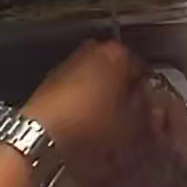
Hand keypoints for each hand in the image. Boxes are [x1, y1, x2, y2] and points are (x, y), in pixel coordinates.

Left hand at [22, 39, 140, 156]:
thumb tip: (143, 108)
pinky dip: (82, 100)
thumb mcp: (128, 126)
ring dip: (101, 94)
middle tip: (125, 115)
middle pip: (117, 68)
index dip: (144, 90)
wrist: (41, 136)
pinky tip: (82, 123)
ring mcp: (71, 62)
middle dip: (121, 89)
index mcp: (119, 54)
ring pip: (95, 76)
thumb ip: (142, 112)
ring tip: (103, 123)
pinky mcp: (52, 78)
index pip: (141, 67)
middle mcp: (95, 50)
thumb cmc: (88, 127)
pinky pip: (76, 86)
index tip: (144, 108)